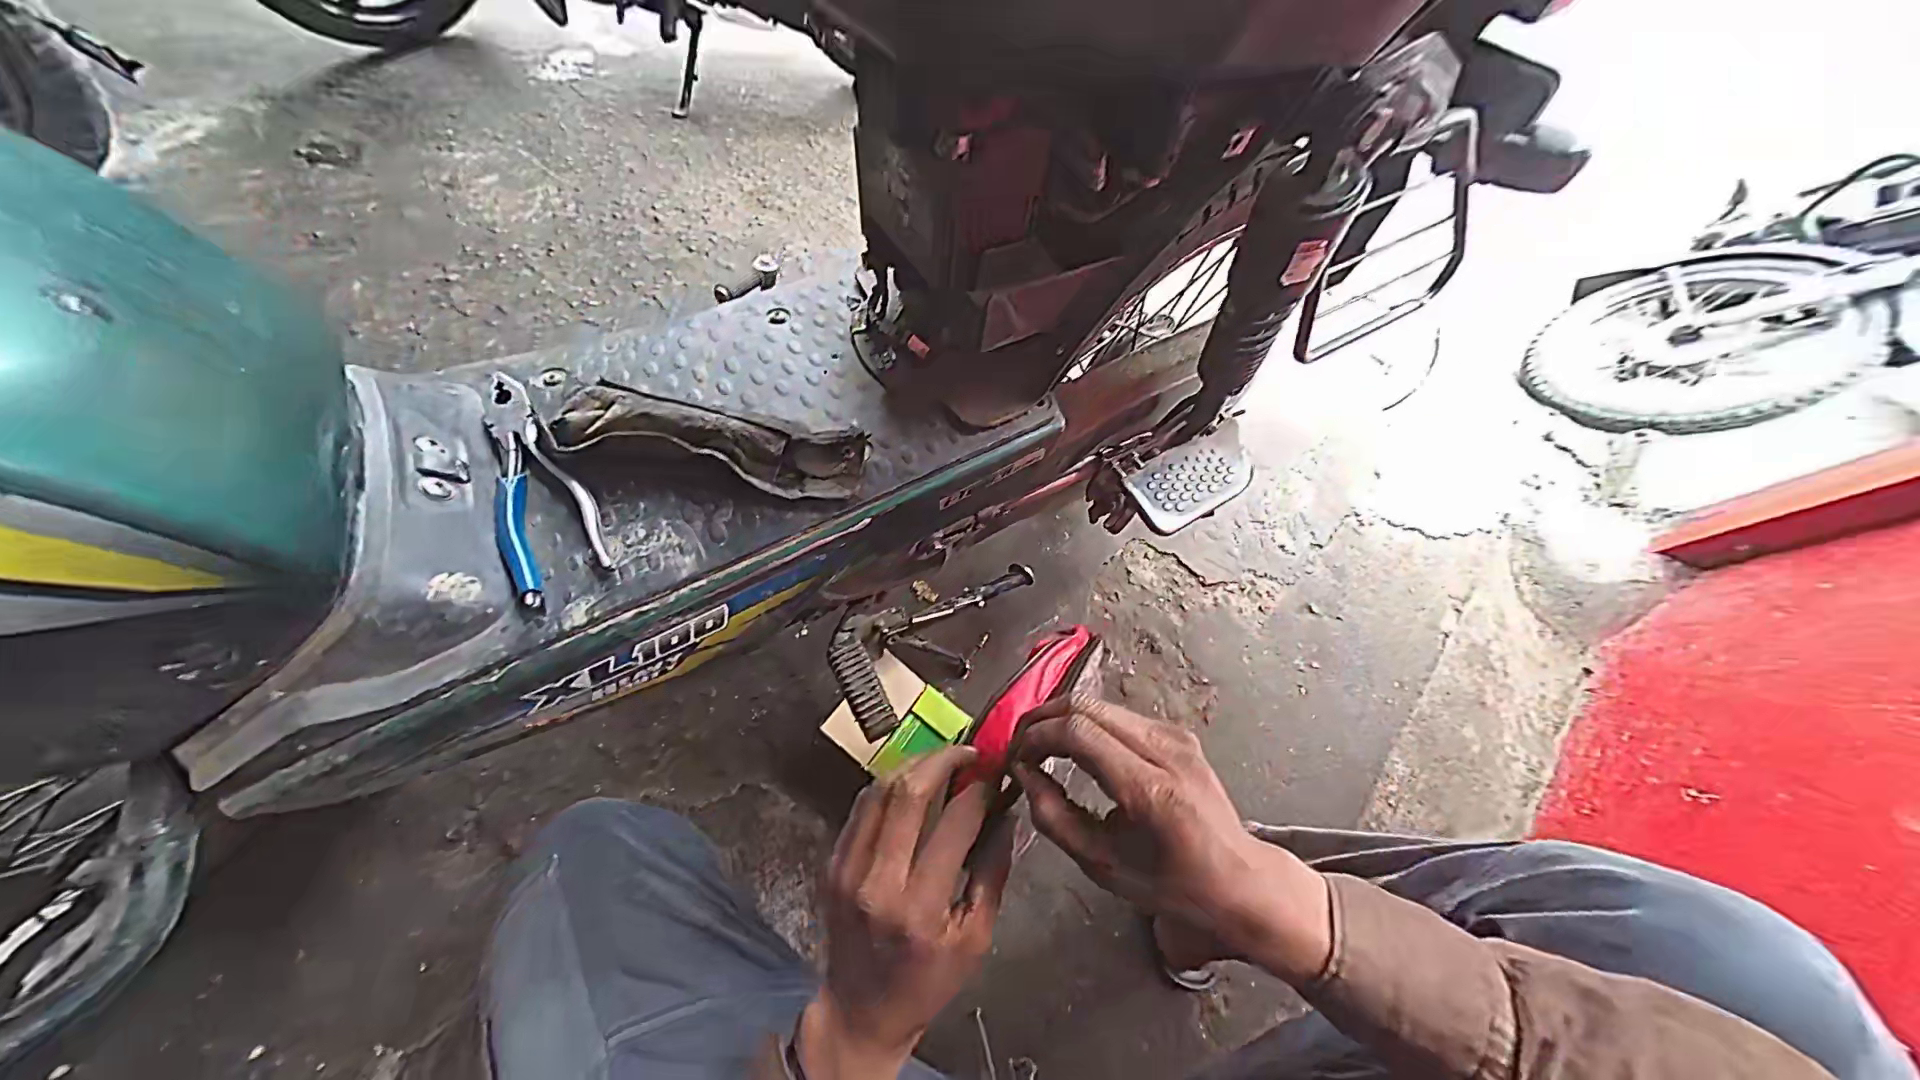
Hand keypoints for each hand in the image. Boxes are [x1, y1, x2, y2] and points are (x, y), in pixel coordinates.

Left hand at [797, 746, 1014, 1078]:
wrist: (859, 1010)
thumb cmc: (925, 982)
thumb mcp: (975, 938)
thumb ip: (992, 872)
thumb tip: (1005, 815)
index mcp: (919, 907)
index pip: (955, 822)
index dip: (980, 789)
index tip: (995, 778)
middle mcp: (878, 881)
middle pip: (910, 792)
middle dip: (946, 760)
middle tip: (970, 754)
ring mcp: (848, 868)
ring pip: (881, 789)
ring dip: (916, 765)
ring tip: (943, 762)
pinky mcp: (833, 862)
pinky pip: (862, 805)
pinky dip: (890, 785)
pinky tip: (911, 784)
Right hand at [1011, 695, 1333, 983]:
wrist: (1239, 877)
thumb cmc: (1171, 883)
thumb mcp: (1103, 865)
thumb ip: (1054, 817)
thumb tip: (1024, 773)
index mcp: (1150, 788)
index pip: (1078, 732)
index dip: (1036, 736)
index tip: (1016, 756)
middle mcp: (1165, 749)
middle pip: (1085, 706)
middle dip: (1042, 719)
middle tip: (1020, 744)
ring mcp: (1175, 735)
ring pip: (1099, 704)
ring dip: (1062, 718)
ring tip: (1041, 745)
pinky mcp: (1177, 732)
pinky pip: (1117, 715)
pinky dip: (1086, 723)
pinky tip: (1074, 746)